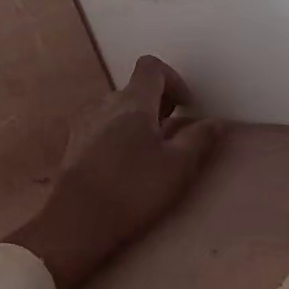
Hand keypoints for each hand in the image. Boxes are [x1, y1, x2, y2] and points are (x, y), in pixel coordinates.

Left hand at [10, 55, 221, 288]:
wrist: (77, 220)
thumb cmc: (133, 189)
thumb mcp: (178, 166)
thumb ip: (199, 139)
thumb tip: (216, 122)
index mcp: (133, 101)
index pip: (152, 67)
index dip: (173, 79)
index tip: (186, 105)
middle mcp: (105, 104)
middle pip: (134, 90)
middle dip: (157, 105)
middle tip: (173, 133)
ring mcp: (84, 124)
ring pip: (116, 111)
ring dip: (136, 123)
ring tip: (150, 153)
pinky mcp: (72, 147)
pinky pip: (100, 130)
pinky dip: (117, 137)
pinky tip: (124, 167)